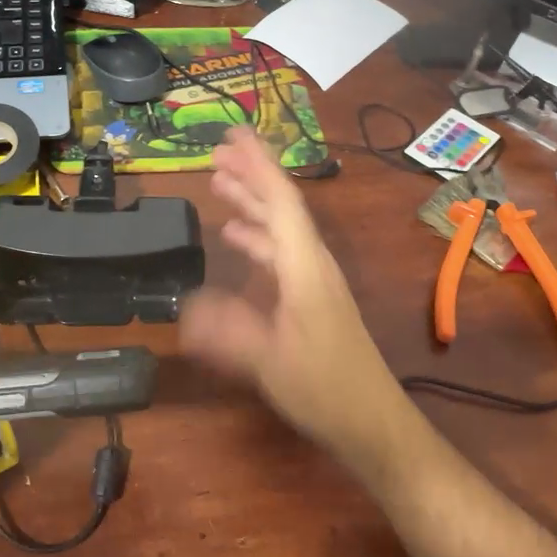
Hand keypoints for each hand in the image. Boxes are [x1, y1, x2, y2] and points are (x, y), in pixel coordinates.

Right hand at [180, 128, 409, 456]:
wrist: (371, 421)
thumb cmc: (324, 388)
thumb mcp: (268, 361)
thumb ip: (227, 331)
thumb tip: (185, 307)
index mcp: (305, 267)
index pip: (281, 202)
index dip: (258, 165)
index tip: (235, 135)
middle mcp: (312, 264)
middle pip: (281, 208)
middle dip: (251, 176)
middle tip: (217, 151)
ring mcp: (313, 282)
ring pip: (279, 229)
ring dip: (251, 204)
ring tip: (218, 183)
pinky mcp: (310, 300)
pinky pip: (279, 253)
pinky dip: (255, 238)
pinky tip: (235, 238)